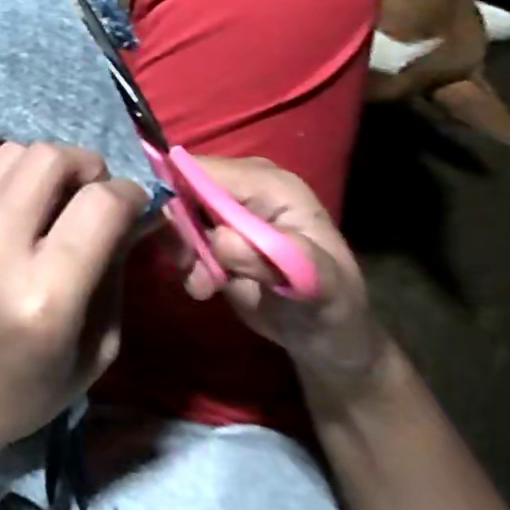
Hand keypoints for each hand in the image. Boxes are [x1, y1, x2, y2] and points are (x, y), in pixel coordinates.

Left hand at [0, 142, 148, 456]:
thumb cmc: (29, 385)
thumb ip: (117, 265)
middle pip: (49, 158)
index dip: (128, 194)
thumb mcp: (98, 345)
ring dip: (46, 166)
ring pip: (15, 152)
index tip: (133, 204)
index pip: (99, 205)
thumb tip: (134, 201)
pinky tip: (14, 207)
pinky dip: (10, 176)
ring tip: (51, 199)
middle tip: (90, 191)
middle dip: (84, 165)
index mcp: (43, 300)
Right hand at [181, 157, 385, 388]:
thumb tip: (221, 239)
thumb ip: (275, 258)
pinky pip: (180, 233)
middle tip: (196, 270)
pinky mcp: (215, 229)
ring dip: (183, 250)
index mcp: (271, 184)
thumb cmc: (333, 308)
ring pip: (176, 211)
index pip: (203, 171)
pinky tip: (206, 285)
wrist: (328, 338)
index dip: (178, 196)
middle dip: (180, 230)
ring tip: (206, 284)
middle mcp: (244, 185)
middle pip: (181, 186)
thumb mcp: (322, 287)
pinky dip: (186, 261)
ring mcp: (228, 207)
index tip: (182, 243)